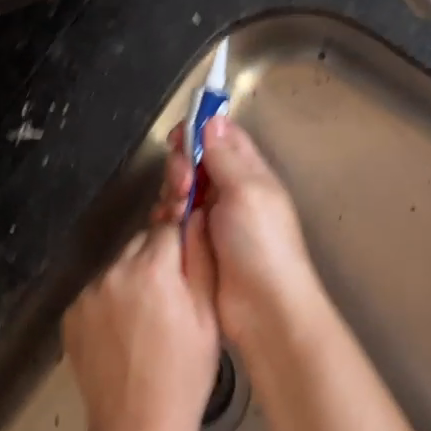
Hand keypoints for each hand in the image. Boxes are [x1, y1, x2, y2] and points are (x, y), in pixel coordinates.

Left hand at [63, 220, 218, 430]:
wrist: (137, 428)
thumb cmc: (182, 376)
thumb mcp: (207, 317)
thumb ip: (202, 260)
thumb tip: (198, 217)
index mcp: (153, 270)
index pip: (167, 228)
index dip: (179, 243)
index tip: (185, 264)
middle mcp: (115, 273)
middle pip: (139, 244)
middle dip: (154, 261)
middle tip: (167, 298)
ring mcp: (88, 294)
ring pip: (117, 267)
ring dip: (130, 280)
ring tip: (144, 322)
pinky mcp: (71, 314)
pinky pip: (96, 292)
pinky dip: (108, 303)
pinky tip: (121, 333)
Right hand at [157, 116, 329, 348]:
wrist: (264, 312)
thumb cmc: (262, 245)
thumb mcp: (247, 191)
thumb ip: (226, 155)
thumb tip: (213, 119)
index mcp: (250, 173)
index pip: (223, 137)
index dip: (199, 130)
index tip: (177, 136)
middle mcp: (230, 192)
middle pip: (195, 162)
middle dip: (181, 166)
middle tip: (181, 185)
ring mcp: (211, 220)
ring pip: (180, 191)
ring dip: (172, 193)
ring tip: (175, 211)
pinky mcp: (194, 246)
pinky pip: (172, 220)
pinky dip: (166, 218)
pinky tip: (166, 225)